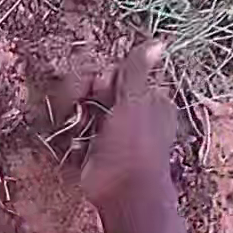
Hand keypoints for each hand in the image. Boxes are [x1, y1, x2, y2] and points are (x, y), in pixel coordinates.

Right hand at [79, 40, 176, 210]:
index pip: (122, 76)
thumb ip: (138, 72)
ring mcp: (112, 136)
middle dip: (88, 99)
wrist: (123, 192)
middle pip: (101, 94)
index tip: (99, 86)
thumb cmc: (134, 144)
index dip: (107, 79)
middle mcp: (132, 116)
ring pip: (87, 115)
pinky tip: (79, 148)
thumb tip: (157, 41)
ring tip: (80, 131)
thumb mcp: (135, 101)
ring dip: (78, 121)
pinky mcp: (94, 154)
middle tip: (83, 107)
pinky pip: (78, 139)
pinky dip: (75, 143)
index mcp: (149, 100)